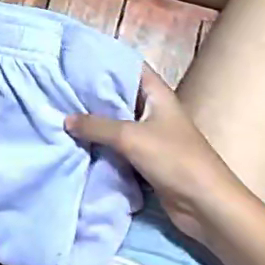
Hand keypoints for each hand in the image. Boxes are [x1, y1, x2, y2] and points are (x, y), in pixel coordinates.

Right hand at [66, 67, 250, 245]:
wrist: (204, 203)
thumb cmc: (174, 158)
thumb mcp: (132, 137)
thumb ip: (98, 126)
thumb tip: (66, 118)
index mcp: (157, 93)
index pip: (129, 67)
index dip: (105, 62)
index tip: (75, 62)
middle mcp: (153, 109)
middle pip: (120, 96)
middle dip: (93, 95)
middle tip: (60, 91)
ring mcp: (151, 135)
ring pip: (118, 123)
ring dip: (95, 124)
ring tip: (61, 115)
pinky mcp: (146, 159)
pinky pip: (119, 147)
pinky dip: (102, 146)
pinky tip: (77, 145)